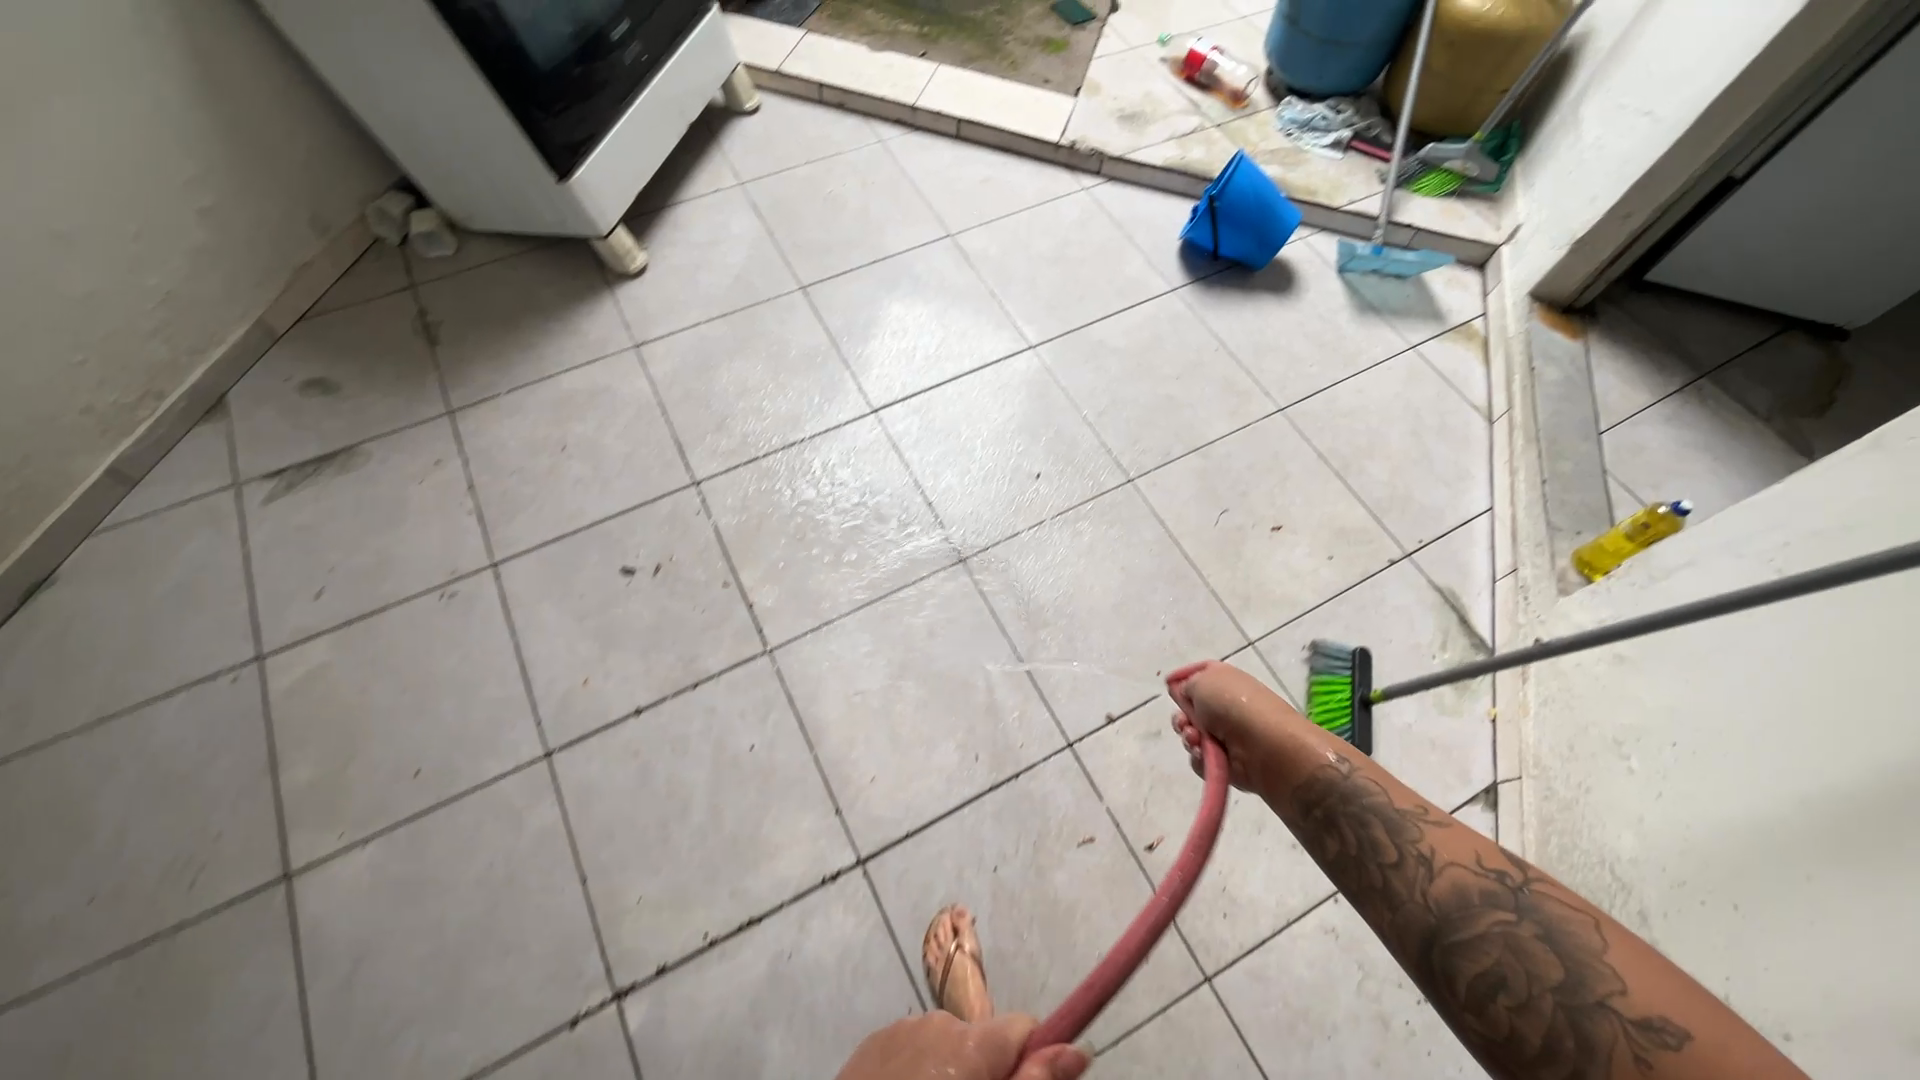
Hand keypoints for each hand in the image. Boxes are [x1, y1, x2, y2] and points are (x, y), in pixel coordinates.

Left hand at [833, 1011, 1088, 1079]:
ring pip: (949, 1045)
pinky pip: (914, 1048)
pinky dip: (921, 1071)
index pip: (1024, 1026)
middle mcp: (939, 1021)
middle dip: (990, 1072)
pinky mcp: (874, 1042)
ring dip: (953, 1072)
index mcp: (973, 1041)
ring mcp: (902, 1028)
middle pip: (986, 1038)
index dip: (1031, 1061)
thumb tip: (1079, 1049)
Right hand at [1169, 659, 1303, 793]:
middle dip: (1181, 717)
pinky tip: (1205, 754)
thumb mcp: (1203, 681)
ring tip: (1197, 739)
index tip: (1169, 686)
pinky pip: (1199, 758)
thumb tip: (1186, 694)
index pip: (1200, 674)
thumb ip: (1186, 685)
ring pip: (1191, 735)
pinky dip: (1198, 757)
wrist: (1264, 746)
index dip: (1183, 678)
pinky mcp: (1225, 761)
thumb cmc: (1234, 705)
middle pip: (1190, 709)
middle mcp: (1226, 706)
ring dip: (1189, 737)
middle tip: (1184, 722)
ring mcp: (1227, 735)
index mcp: (1225, 680)